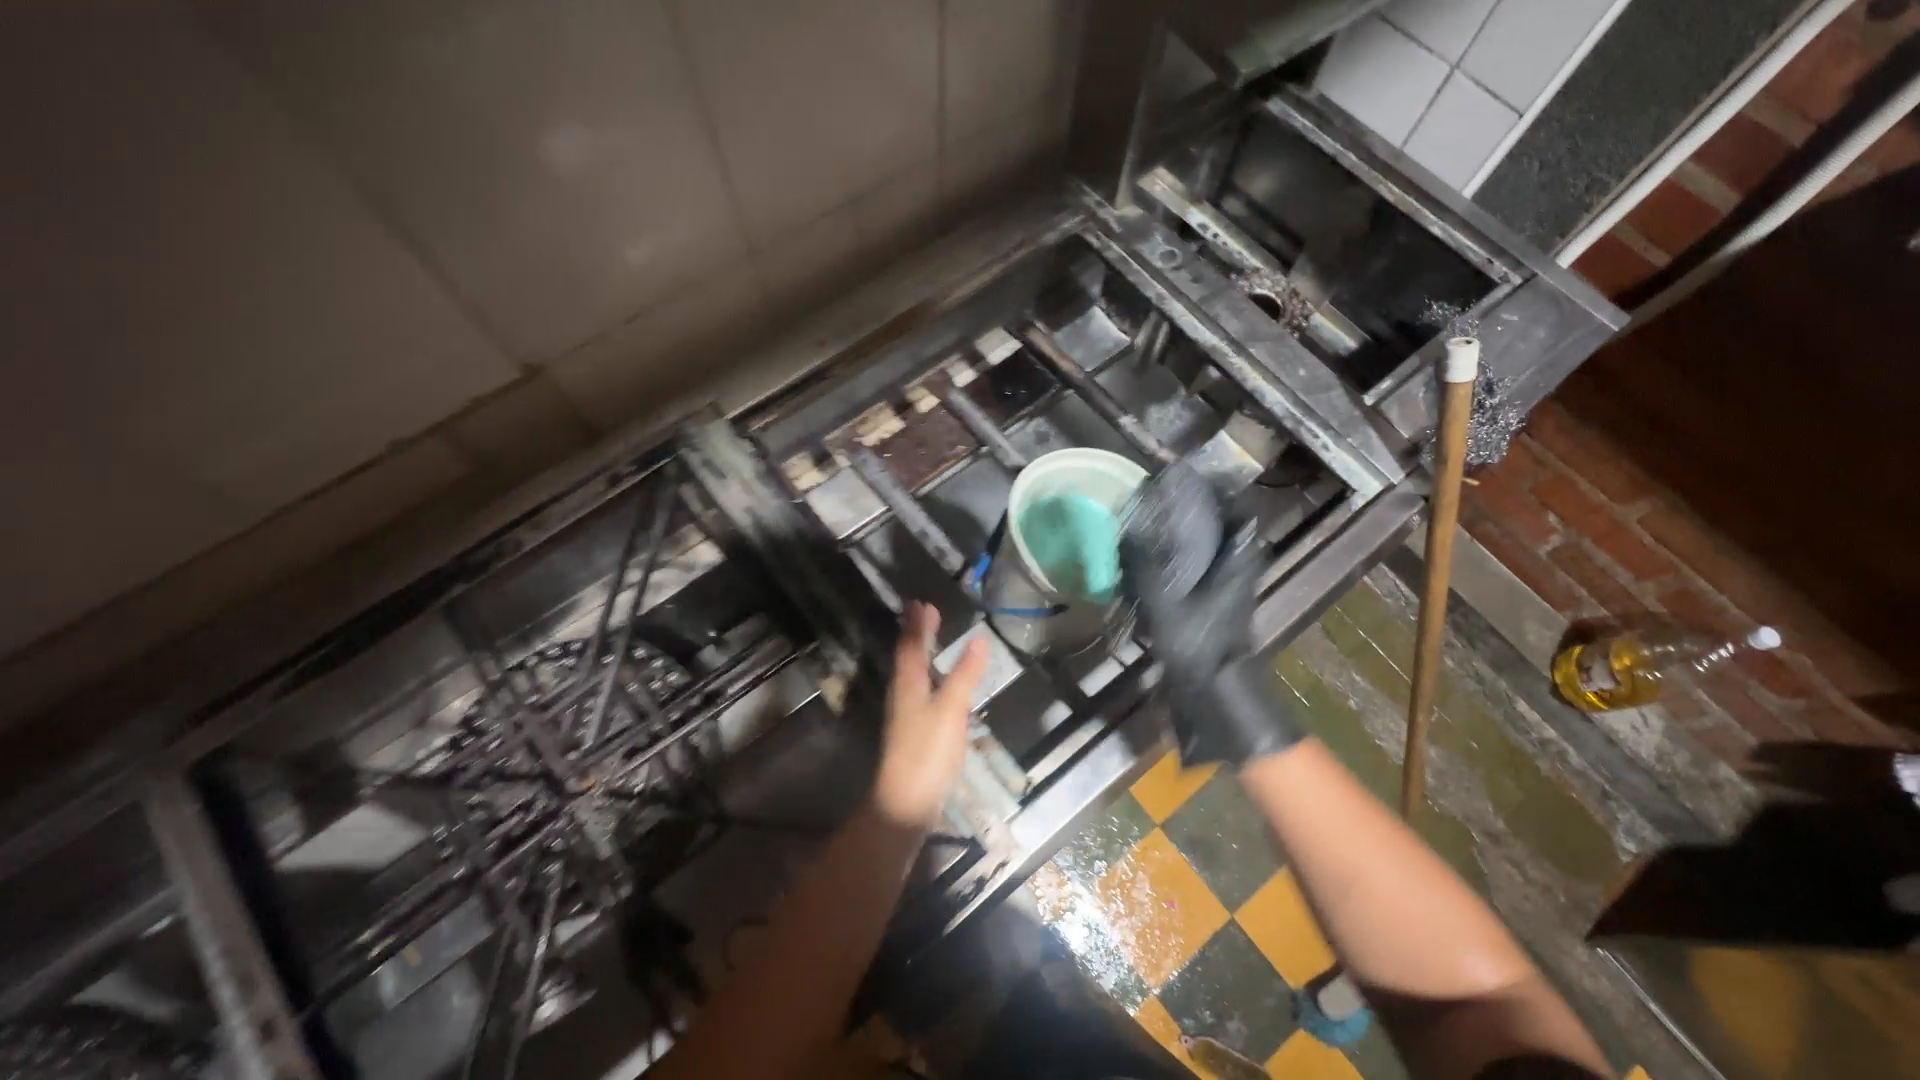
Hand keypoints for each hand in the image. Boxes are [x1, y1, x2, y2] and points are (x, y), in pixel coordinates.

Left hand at [873, 603, 990, 827]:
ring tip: (929, 641)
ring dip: (920, 654)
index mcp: (908, 684)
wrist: (906, 802)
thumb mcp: (951, 710)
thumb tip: (979, 638)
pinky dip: (927, 678)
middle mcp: (902, 695)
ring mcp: (905, 716)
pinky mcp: (912, 735)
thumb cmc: (927, 752)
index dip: (918, 625)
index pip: (912, 645)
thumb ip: (964, 675)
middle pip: (907, 658)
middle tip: (924, 613)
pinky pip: (918, 693)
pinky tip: (937, 687)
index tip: (923, 603)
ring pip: (910, 676)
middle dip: (916, 635)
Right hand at [1121, 466, 1299, 766]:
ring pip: (1211, 549)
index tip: (1188, 475)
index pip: (1239, 510)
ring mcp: (1227, 589)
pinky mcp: (1213, 607)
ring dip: (1187, 535)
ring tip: (1151, 522)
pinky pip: (1198, 570)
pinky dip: (1179, 560)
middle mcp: (1238, 569)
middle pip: (1224, 528)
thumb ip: (1144, 564)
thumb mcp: (1165, 601)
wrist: (1215, 693)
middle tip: (1162, 497)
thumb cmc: (1198, 642)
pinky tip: (1150, 562)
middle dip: (1197, 509)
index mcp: (1238, 559)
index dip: (1219, 489)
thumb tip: (1126, 530)